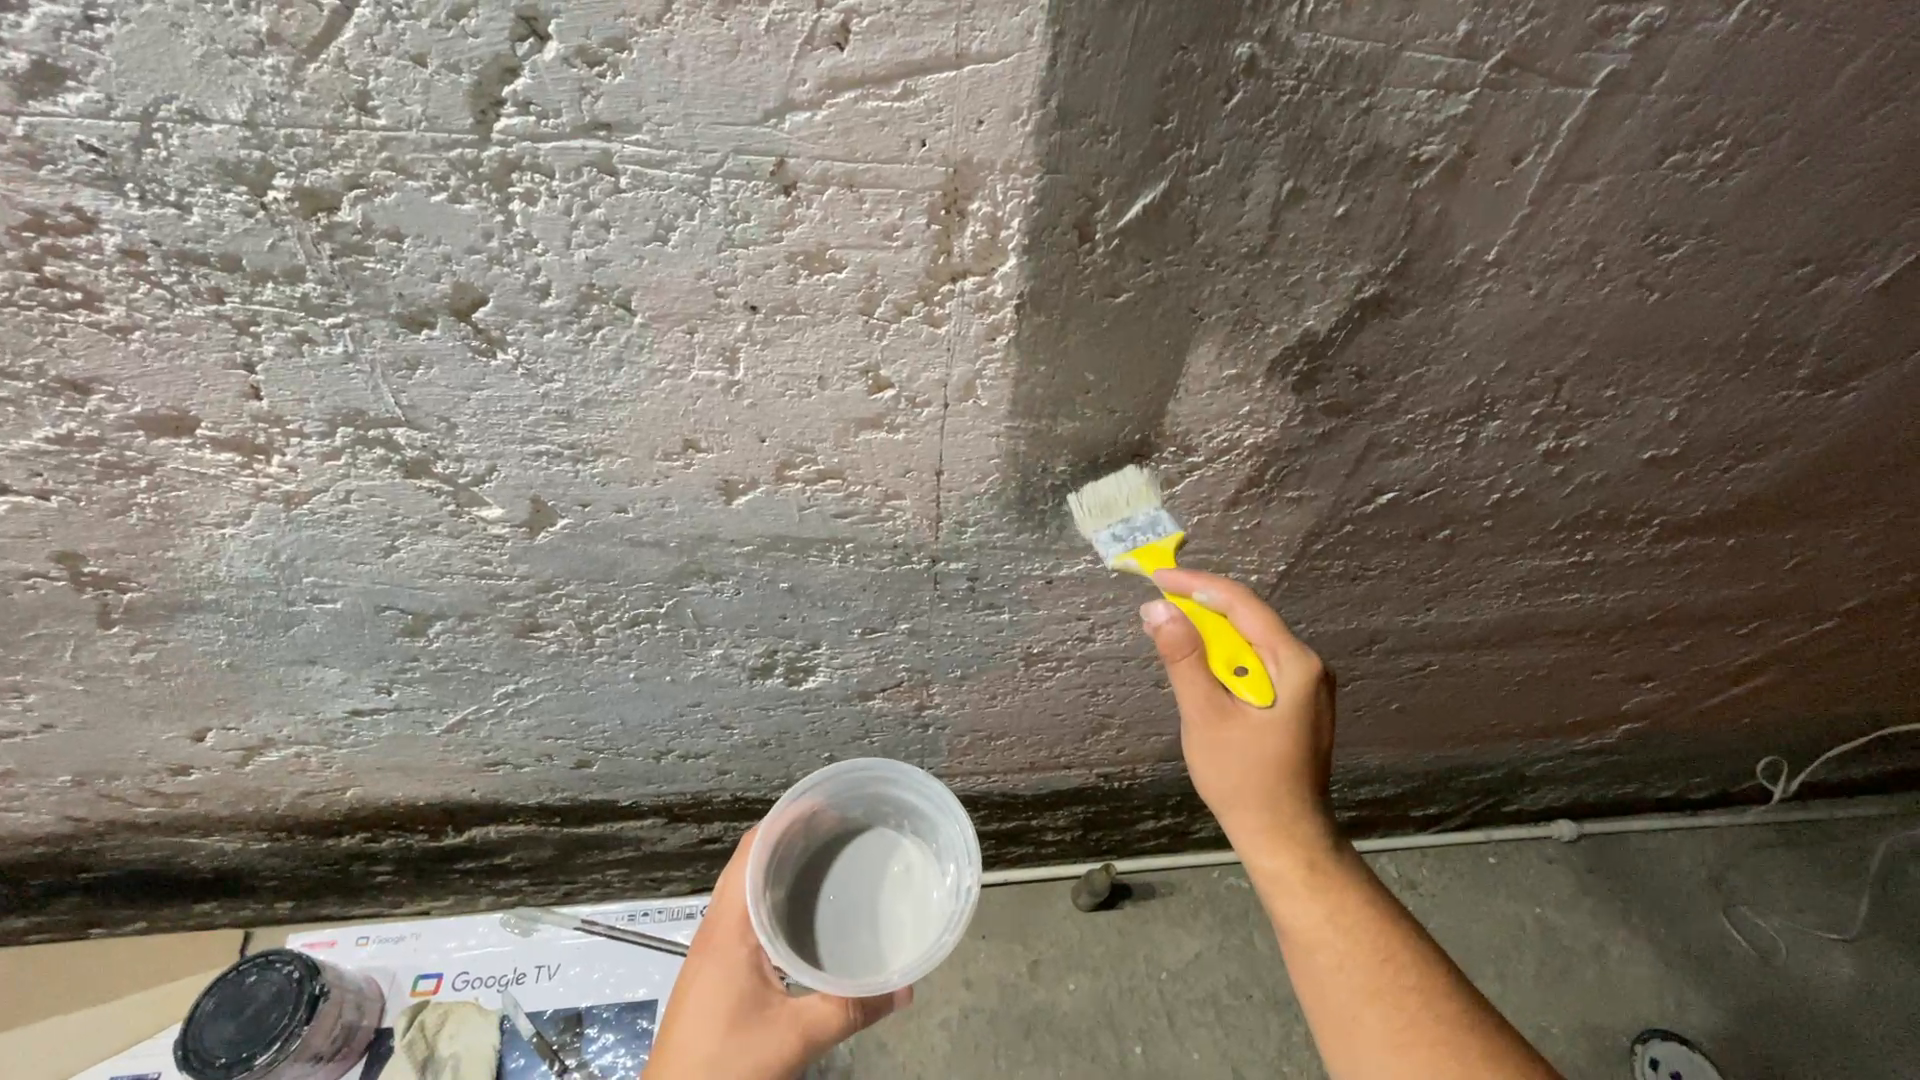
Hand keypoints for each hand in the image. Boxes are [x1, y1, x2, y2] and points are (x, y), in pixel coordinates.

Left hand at [647, 828, 911, 1079]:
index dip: (787, 819)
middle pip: (749, 862)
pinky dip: (773, 900)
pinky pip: (745, 916)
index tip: (828, 807)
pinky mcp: (714, 972)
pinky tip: (802, 919)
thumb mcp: (794, 1038)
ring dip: (780, 869)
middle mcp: (716, 928)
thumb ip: (849, 1009)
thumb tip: (904, 989)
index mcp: (729, 927)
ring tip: (827, 862)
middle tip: (840, 830)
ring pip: (745, 890)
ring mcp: (711, 951)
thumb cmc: (725, 1063)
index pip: (752, 849)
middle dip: (791, 839)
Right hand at [1140, 568, 1337, 859]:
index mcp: (1295, 662)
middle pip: (1248, 620)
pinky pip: (1256, 665)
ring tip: (1170, 634)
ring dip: (1210, 636)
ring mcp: (1307, 685)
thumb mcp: (1205, 715)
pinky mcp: (1297, 703)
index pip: (1242, 604)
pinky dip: (1224, 660)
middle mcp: (1308, 665)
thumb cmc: (1243, 779)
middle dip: (1200, 609)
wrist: (1284, 836)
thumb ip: (1183, 658)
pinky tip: (1199, 669)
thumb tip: (1157, 608)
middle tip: (1157, 608)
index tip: (1158, 578)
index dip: (1197, 586)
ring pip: (1251, 643)